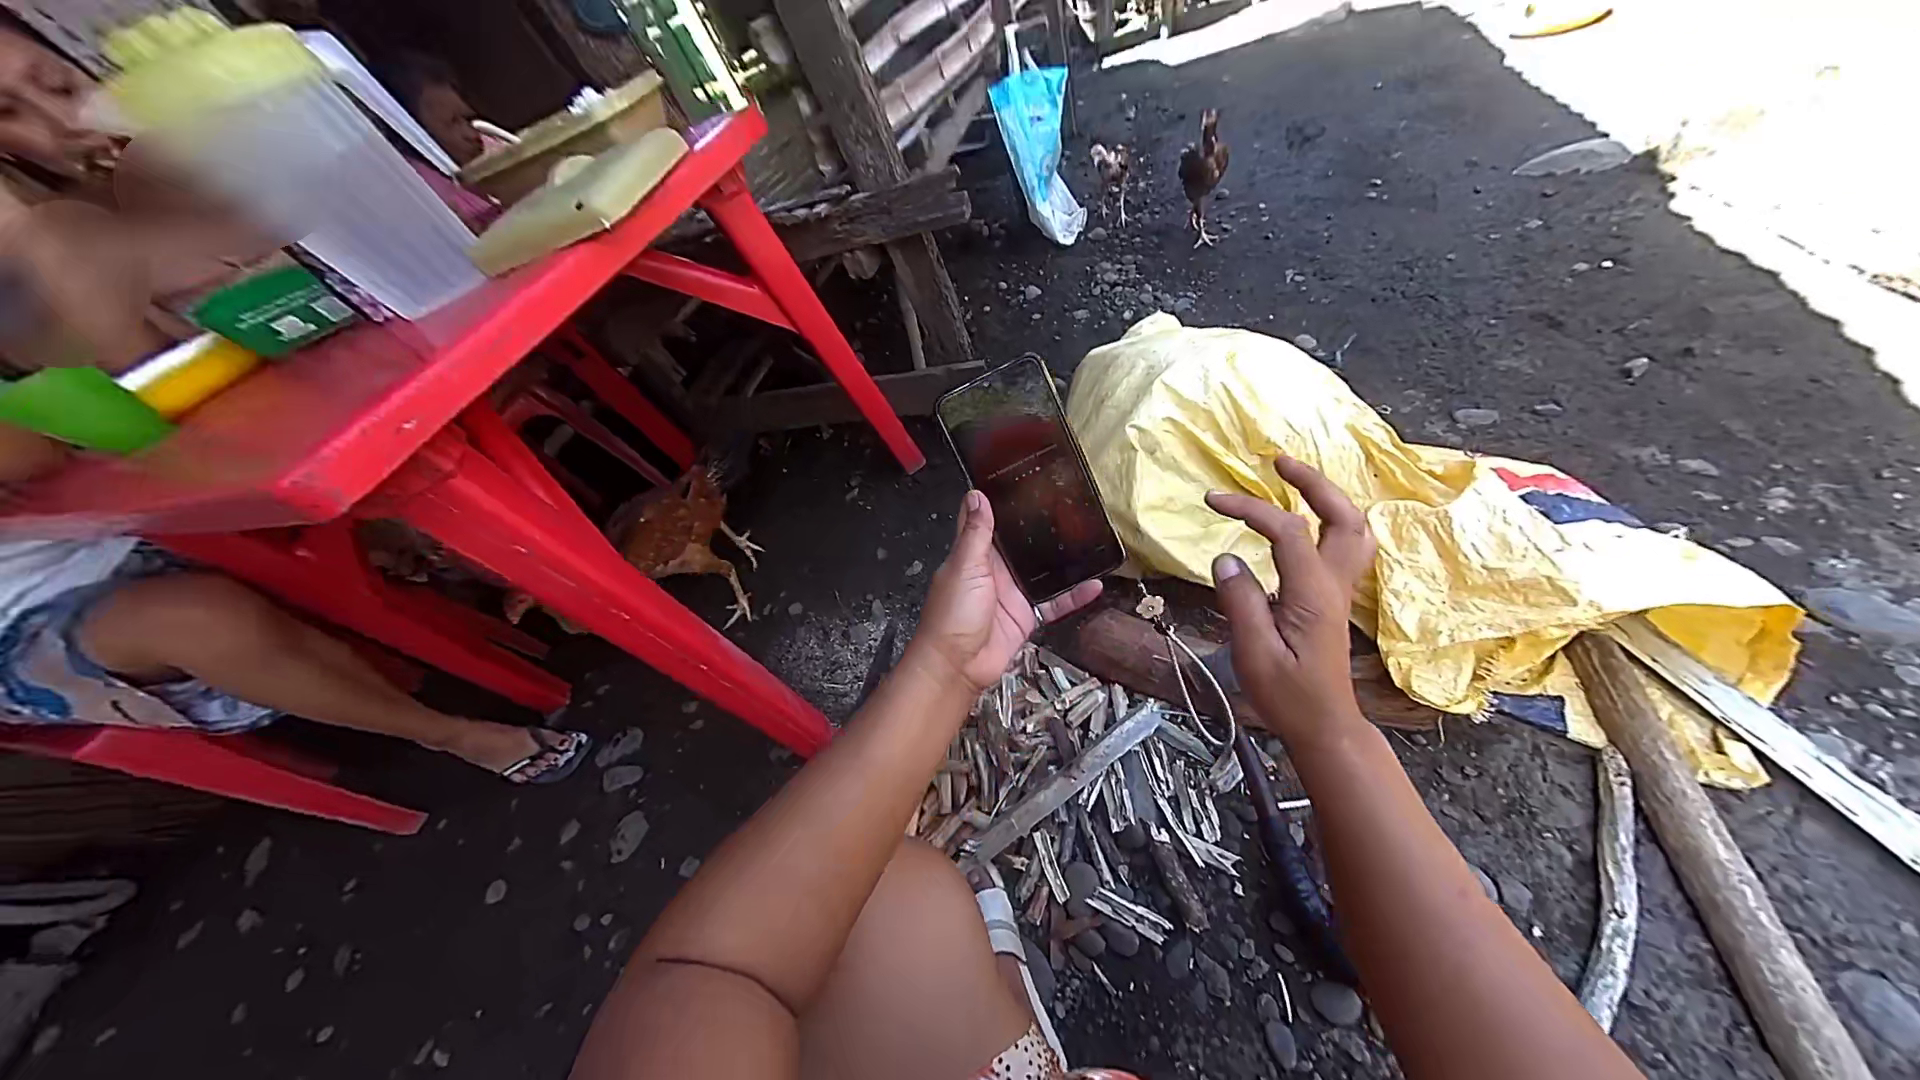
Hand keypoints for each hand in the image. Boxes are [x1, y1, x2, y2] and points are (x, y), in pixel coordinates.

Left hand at [908, 490, 1102, 693]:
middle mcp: (994, 572)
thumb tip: (975, 495)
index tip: (1016, 480)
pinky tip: (1093, 586)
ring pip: (1041, 572)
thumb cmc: (952, 615)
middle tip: (1065, 506)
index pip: (984, 522)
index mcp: (974, 555)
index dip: (996, 502)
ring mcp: (1011, 594)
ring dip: (1060, 560)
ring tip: (1086, 539)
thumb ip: (975, 534)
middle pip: (1019, 545)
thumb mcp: (965, 567)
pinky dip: (1074, 596)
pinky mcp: (1026, 616)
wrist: (958, 665)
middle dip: (1038, 528)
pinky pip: (1055, 603)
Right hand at [1205, 456, 1376, 748]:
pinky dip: (1325, 521)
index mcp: (1313, 594)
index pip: (1287, 532)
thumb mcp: (1254, 652)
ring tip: (1293, 480)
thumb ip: (1240, 602)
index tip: (1213, 501)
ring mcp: (1338, 592)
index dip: (1250, 509)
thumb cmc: (1286, 694)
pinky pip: (1341, 546)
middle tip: (1279, 463)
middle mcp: (1333, 585)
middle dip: (1313, 483)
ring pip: (1353, 530)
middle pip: (1343, 517)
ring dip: (1327, 498)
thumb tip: (1225, 558)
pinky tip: (1301, 520)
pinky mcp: (1332, 600)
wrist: (1323, 724)